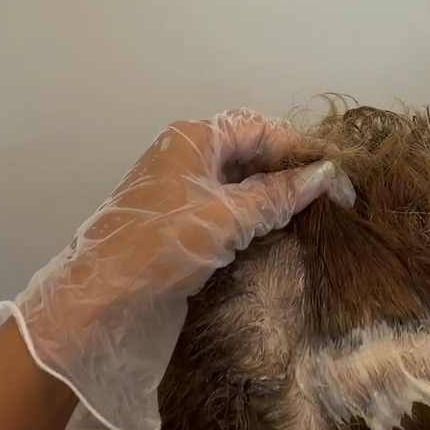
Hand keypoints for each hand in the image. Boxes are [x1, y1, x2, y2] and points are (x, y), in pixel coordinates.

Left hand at [0, 109, 353, 429]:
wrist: (98, 302)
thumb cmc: (161, 245)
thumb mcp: (227, 217)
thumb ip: (278, 195)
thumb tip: (326, 176)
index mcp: (194, 138)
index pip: (258, 127)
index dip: (296, 147)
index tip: (332, 173)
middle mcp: (187, 154)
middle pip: (249, 150)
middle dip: (286, 170)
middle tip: (325, 196)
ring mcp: (180, 187)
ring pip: (239, 180)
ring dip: (270, 194)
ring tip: (307, 214)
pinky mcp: (178, 220)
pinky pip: (225, 204)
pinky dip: (251, 214)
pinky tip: (272, 230)